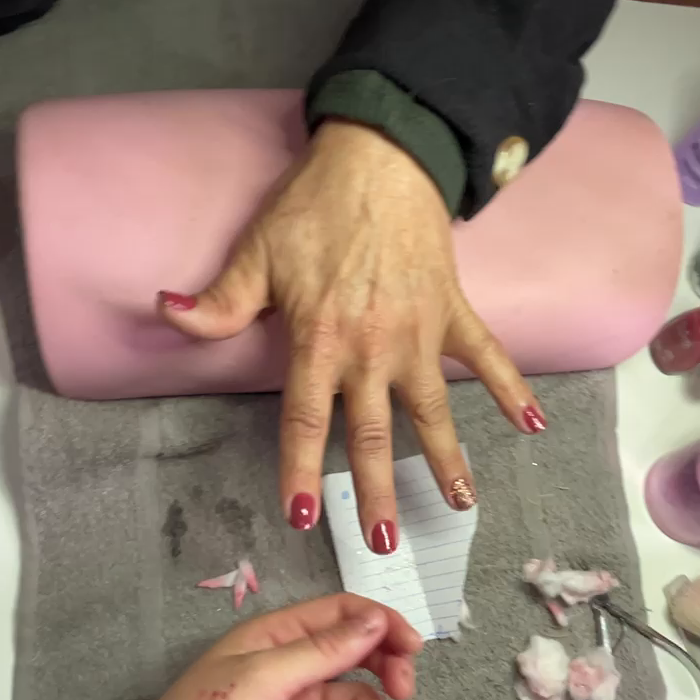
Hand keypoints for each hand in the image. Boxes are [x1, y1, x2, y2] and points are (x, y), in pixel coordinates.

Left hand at [120, 595, 422, 699]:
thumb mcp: (261, 680)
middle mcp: (293, 671)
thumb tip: (375, 619)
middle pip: (357, 655)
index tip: (412, 645)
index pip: (338, 614)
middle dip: (386, 668)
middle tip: (404, 691)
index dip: (378, 622)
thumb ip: (321, 651)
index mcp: (275, 639)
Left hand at [157, 119, 543, 554]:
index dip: (301, 472)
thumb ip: (217, 301)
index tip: (302, 518)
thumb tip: (164, 315)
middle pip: (373, 434)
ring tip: (460, 506)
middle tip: (383, 542)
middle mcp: (373, 350)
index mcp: (321, 342)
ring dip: (447, 460)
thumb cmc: (314, 206)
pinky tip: (534, 425)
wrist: (381, 156)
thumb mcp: (256, 251)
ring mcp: (419, 334)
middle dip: (376, 492)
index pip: (305, 421)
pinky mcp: (453, 312)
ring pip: (434, 410)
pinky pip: (488, 356)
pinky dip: (513, 388)